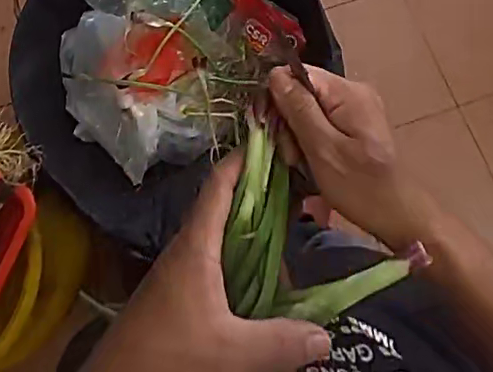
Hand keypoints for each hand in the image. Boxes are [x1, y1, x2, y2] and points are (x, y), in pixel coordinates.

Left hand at [85, 153, 332, 371]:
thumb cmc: (166, 353)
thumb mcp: (227, 350)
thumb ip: (277, 341)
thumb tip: (326, 334)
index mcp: (197, 241)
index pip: (221, 181)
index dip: (246, 157)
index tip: (275, 142)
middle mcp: (190, 245)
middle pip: (230, 207)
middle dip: (263, 199)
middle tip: (299, 195)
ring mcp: (184, 268)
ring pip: (226, 239)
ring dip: (255, 237)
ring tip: (290, 243)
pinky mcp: (182, 291)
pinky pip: (219, 264)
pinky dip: (244, 265)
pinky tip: (264, 288)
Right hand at [269, 66, 437, 252]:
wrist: (401, 218)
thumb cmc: (361, 187)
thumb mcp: (324, 149)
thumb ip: (299, 109)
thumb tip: (275, 74)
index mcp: (347, 91)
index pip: (299, 73)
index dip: (279, 96)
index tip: (273, 127)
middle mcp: (353, 91)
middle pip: (304, 91)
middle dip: (290, 121)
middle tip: (291, 156)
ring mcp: (357, 107)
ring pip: (311, 108)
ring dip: (299, 135)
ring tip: (302, 164)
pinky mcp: (357, 124)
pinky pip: (323, 121)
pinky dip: (312, 140)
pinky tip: (313, 162)